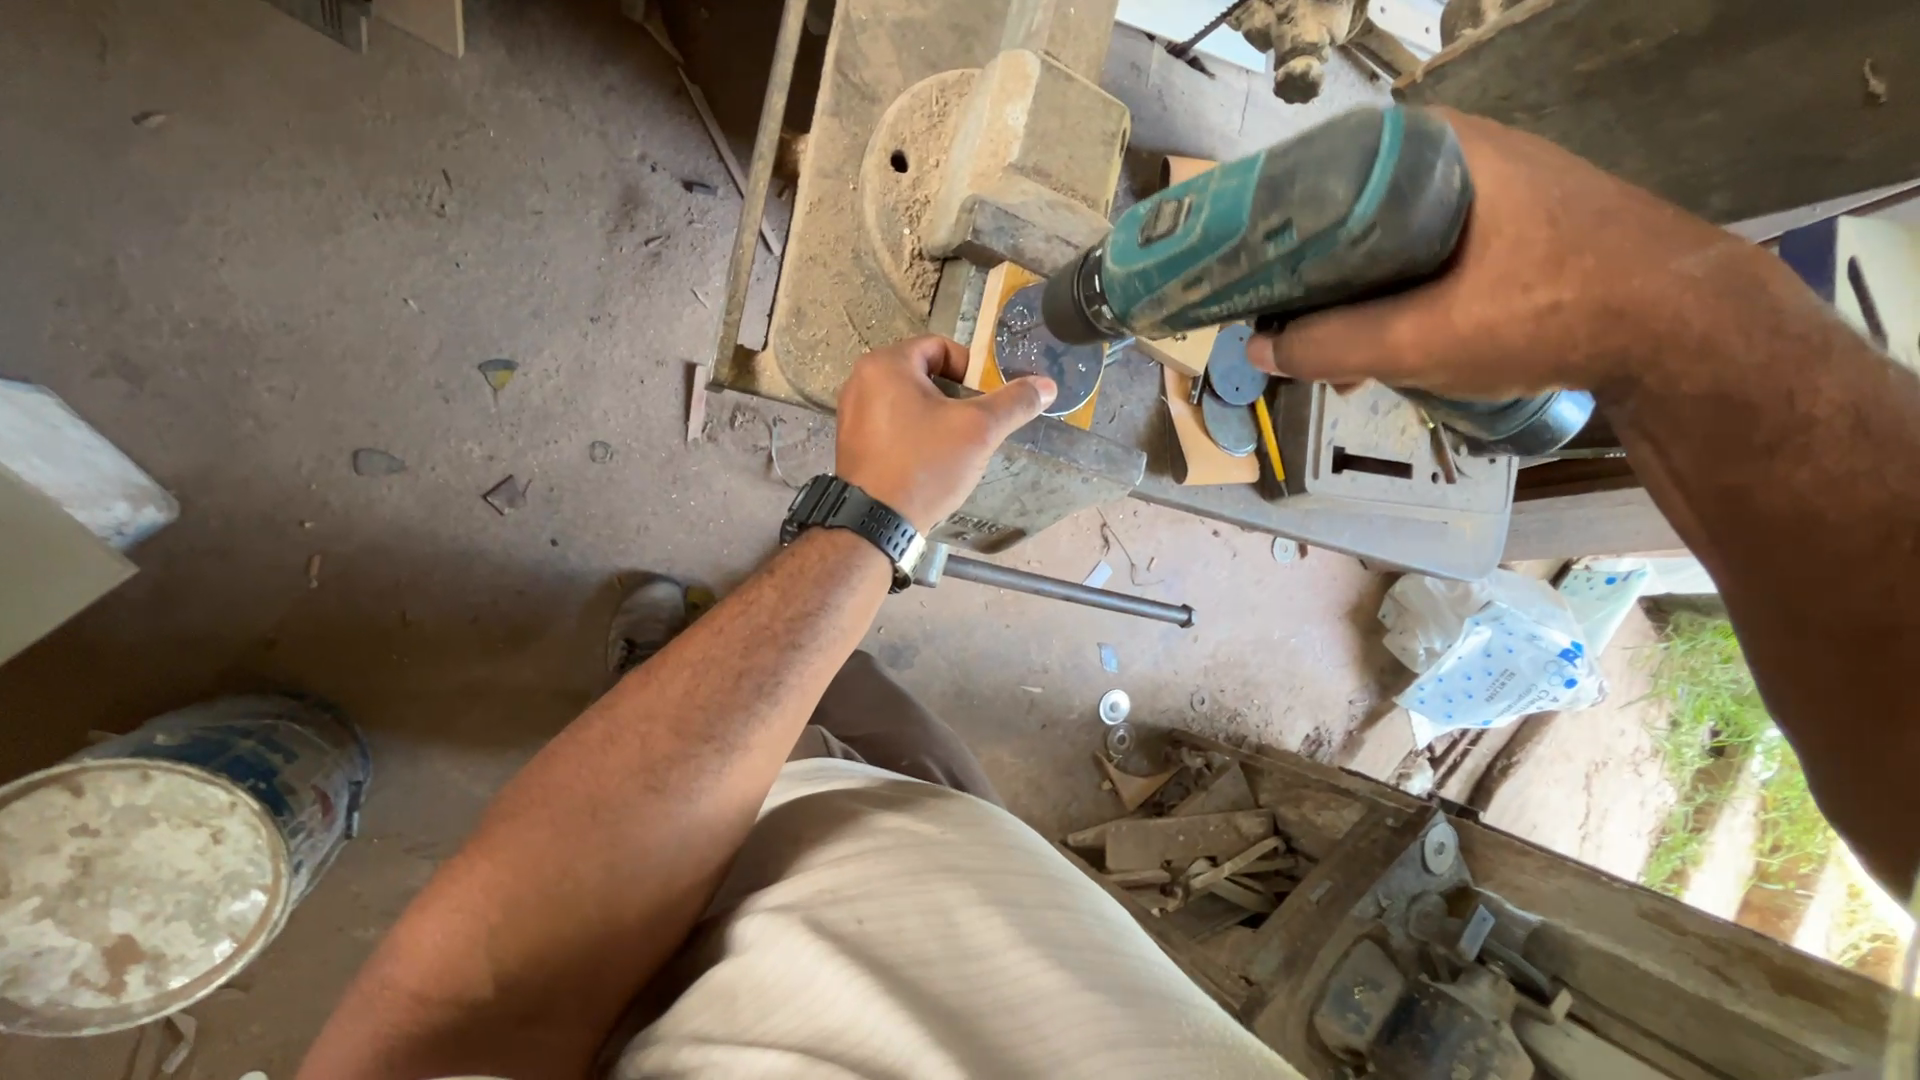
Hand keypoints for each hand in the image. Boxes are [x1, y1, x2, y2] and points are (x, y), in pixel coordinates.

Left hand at [834, 336, 1056, 530]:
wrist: (875, 522)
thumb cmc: (924, 466)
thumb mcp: (979, 431)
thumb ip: (1014, 403)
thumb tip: (1047, 385)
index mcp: (886, 364)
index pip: (940, 347)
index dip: (970, 370)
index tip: (984, 401)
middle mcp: (861, 381)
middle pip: (923, 375)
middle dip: (955, 398)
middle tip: (973, 428)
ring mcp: (852, 414)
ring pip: (908, 403)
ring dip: (936, 419)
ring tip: (953, 449)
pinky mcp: (852, 444)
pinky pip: (892, 427)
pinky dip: (914, 437)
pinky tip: (928, 464)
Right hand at [1246, 108, 1790, 400]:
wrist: (1691, 330)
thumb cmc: (1551, 313)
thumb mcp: (1422, 339)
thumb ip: (1331, 345)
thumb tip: (1258, 351)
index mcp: (1438, 149)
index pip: (1323, 171)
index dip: (1277, 223)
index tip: (1249, 270)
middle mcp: (1463, 154)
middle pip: (1352, 210)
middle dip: (1314, 275)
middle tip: (1288, 324)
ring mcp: (1494, 188)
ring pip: (1390, 239)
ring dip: (1355, 294)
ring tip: (1336, 350)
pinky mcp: (1516, 226)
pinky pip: (1429, 253)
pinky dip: (1398, 293)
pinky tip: (1391, 340)